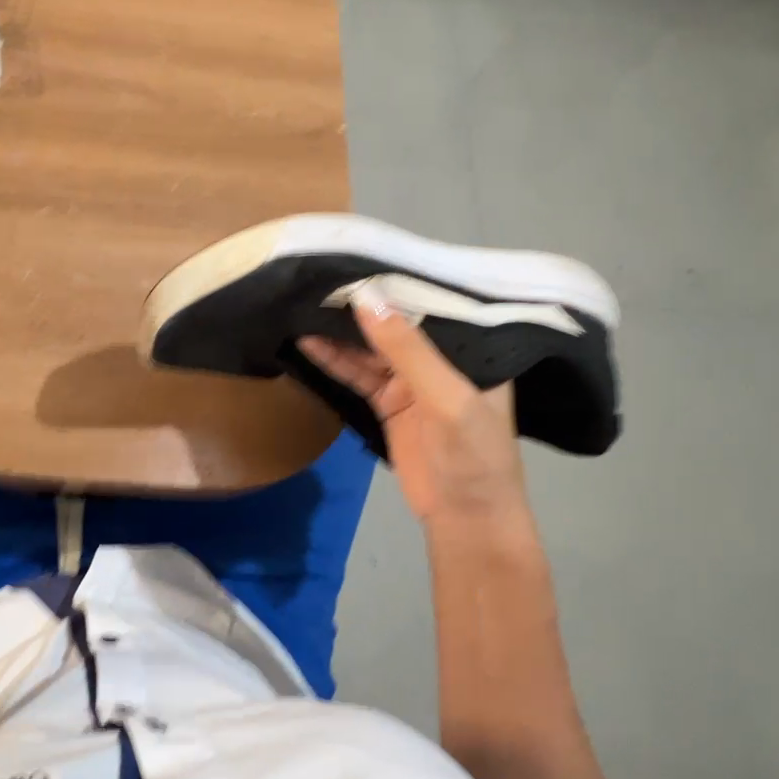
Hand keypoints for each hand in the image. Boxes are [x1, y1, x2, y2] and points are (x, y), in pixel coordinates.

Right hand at [299, 281, 526, 524]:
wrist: (465, 519)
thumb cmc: (474, 456)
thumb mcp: (446, 398)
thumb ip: (407, 350)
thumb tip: (366, 299)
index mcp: (473, 347)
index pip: (432, 303)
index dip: (397, 282)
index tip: (358, 259)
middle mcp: (442, 356)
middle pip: (396, 322)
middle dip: (361, 306)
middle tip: (320, 281)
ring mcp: (413, 380)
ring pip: (371, 347)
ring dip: (341, 332)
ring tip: (304, 307)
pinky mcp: (389, 402)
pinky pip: (358, 373)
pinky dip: (335, 360)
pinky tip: (309, 343)